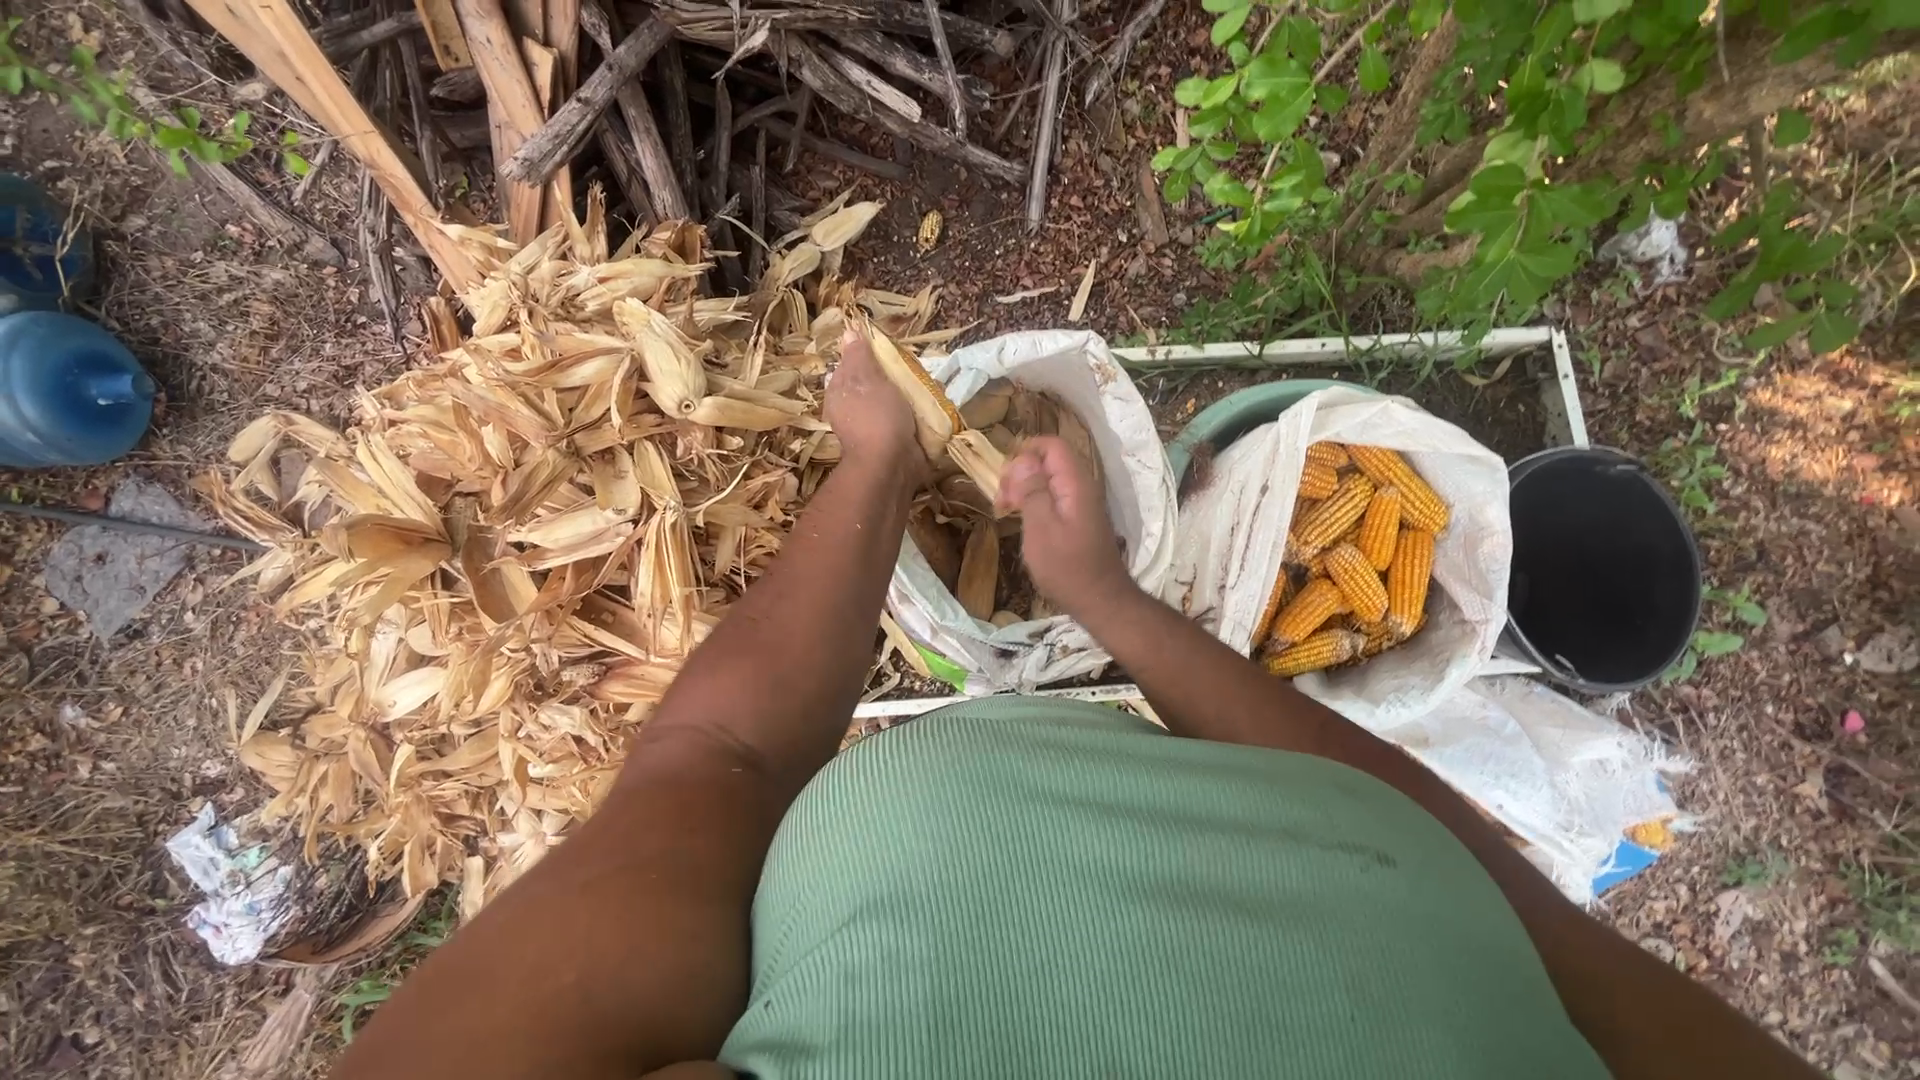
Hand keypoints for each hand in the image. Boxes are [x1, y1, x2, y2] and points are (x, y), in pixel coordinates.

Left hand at [825, 328, 920, 473]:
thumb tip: (849, 333)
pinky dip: (916, 414)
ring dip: (908, 395)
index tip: (891, 352)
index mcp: (839, 392)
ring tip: (924, 388)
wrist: (891, 465)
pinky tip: (928, 409)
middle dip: (893, 376)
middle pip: (873, 382)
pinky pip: (905, 419)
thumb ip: (859, 355)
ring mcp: (871, 427)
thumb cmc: (876, 417)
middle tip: (911, 370)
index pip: (851, 363)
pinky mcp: (891, 441)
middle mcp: (851, 409)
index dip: (871, 354)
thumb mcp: (865, 377)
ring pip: (892, 400)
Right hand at [995, 436, 1132, 617]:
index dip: (1025, 451)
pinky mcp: (1079, 520)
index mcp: (1075, 484)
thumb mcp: (1041, 527)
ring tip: (1005, 510)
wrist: (1100, 600)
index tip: (1003, 476)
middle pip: (1049, 461)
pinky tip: (1022, 520)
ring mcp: (1082, 504)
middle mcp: (1082, 487)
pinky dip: (1035, 502)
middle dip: (1021, 472)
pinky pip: (1054, 497)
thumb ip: (1031, 490)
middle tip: (1001, 499)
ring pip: (1049, 480)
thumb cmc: (1067, 567)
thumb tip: (1022, 459)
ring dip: (1024, 489)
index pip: (1053, 445)